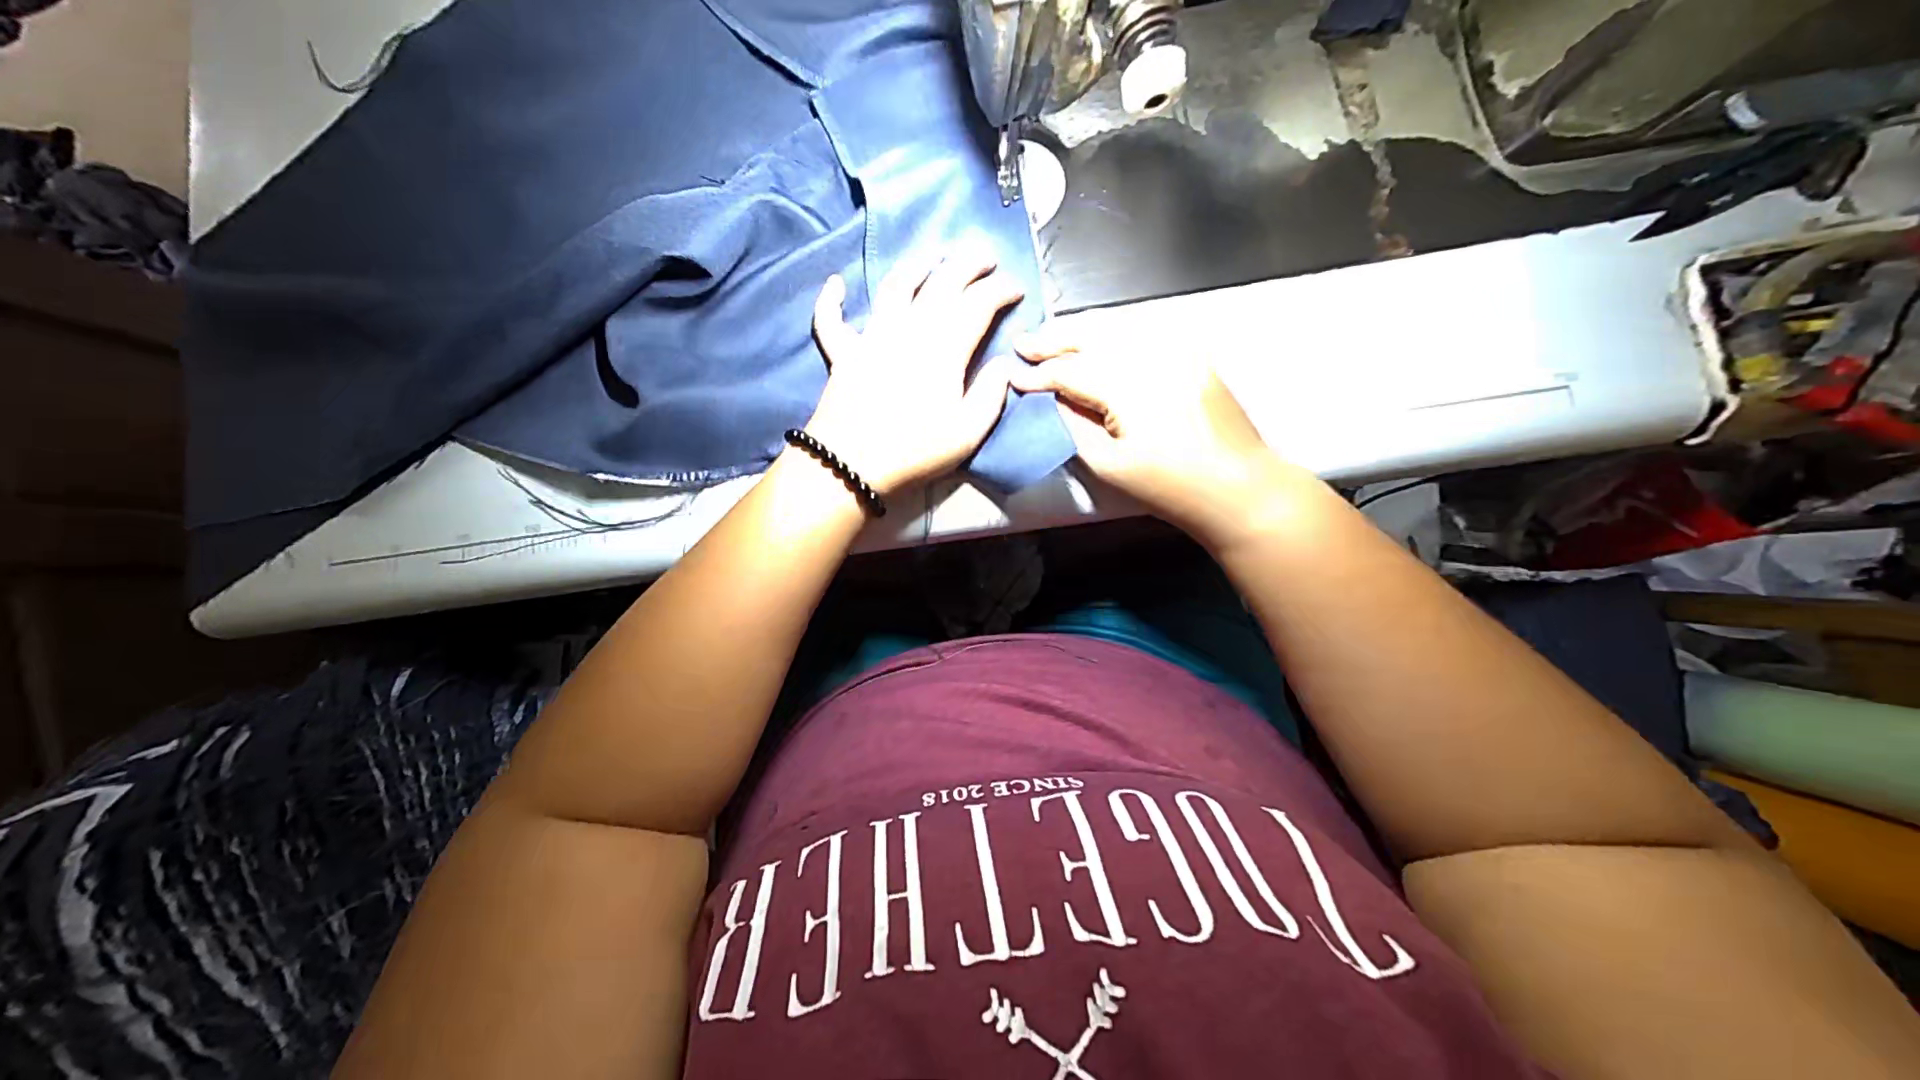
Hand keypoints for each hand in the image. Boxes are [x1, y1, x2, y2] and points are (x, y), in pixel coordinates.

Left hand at [803, 250, 1024, 495]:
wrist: (849, 465)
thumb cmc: (914, 451)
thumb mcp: (968, 432)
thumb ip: (991, 394)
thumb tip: (1004, 364)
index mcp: (945, 347)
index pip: (979, 303)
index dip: (1001, 290)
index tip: (1016, 288)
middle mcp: (909, 329)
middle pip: (941, 282)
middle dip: (967, 263)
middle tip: (985, 258)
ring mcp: (872, 336)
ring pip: (894, 286)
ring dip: (915, 266)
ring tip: (932, 258)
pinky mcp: (843, 352)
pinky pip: (832, 319)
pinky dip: (831, 299)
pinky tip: (835, 283)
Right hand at [1010, 322, 1312, 548]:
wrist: (1237, 486)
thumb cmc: (1168, 486)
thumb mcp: (1107, 464)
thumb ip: (1071, 424)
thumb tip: (1050, 398)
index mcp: (1125, 385)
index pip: (1069, 371)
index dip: (1038, 375)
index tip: (1013, 377)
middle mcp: (1150, 356)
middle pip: (1091, 336)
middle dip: (1055, 339)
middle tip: (1024, 343)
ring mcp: (1176, 350)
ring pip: (1118, 327)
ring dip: (1083, 330)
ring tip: (1055, 336)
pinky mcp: (1193, 355)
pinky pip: (1147, 331)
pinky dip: (1118, 330)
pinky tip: (1103, 337)